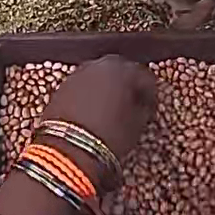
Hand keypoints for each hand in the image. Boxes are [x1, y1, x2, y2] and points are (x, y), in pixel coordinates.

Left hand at [39, 55, 155, 161]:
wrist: (68, 149)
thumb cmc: (108, 136)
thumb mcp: (137, 125)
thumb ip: (144, 108)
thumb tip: (143, 105)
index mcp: (122, 69)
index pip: (145, 76)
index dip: (151, 93)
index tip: (152, 106)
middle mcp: (99, 65)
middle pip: (120, 70)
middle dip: (128, 85)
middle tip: (134, 105)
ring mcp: (78, 74)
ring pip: (99, 77)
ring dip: (108, 88)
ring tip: (113, 109)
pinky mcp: (62, 87)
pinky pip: (83, 86)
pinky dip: (90, 94)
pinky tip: (94, 111)